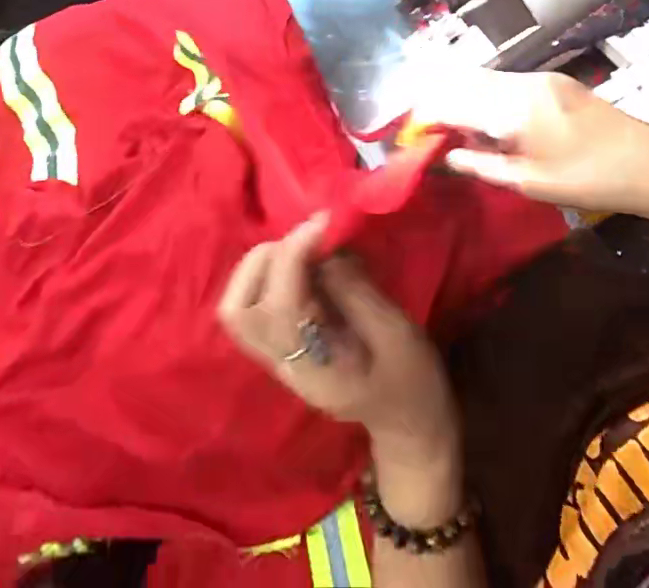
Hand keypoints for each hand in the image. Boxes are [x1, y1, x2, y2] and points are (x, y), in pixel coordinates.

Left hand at [218, 216, 458, 458]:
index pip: (280, 308)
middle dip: (265, 260)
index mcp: (315, 370)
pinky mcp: (279, 342)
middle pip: (238, 311)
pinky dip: (269, 272)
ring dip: (261, 264)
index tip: (322, 224)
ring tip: (302, 245)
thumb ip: (358, 294)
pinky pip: (253, 303)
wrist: (408, 424)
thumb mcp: (399, 336)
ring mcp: (276, 356)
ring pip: (237, 307)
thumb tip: (324, 251)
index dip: (293, 257)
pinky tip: (303, 260)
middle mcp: (283, 364)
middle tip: (306, 236)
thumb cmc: (412, 382)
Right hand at [409, 68, 648, 214]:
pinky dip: (484, 96)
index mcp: (512, 109)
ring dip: (460, 98)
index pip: (450, 103)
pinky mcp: (553, 81)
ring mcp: (539, 78)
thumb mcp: (530, 183)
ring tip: (454, 130)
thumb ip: (480, 165)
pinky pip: (503, 82)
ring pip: (482, 79)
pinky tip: (487, 122)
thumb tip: (444, 157)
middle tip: (426, 132)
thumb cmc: (592, 181)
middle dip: (437, 103)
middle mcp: (520, 83)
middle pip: (461, 82)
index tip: (410, 137)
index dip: (424, 118)